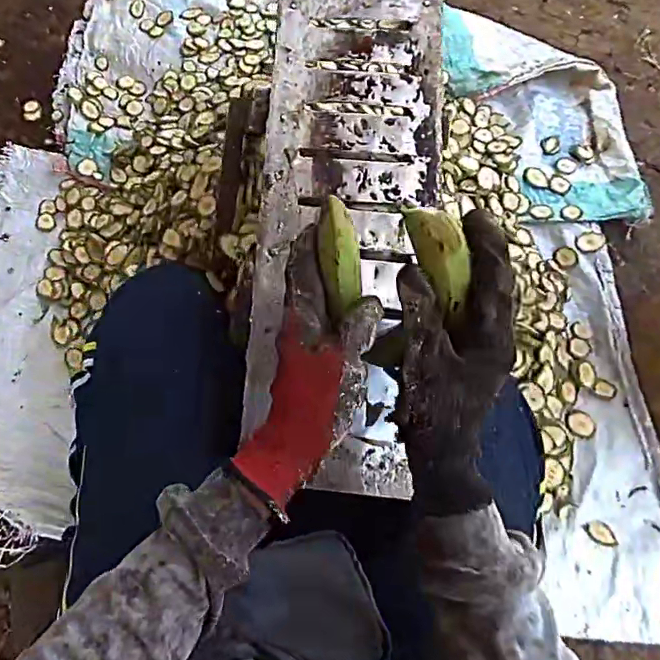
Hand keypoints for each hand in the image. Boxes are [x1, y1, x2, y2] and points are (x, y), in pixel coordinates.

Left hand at [231, 223, 383, 513]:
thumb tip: (366, 300)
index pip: (304, 273)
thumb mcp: (342, 365)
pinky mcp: (303, 354)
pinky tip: (342, 304)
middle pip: (303, 281)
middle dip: (313, 255)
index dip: (309, 246)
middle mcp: (296, 325)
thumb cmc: (318, 402)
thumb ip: (353, 331)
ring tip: (339, 259)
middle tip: (329, 233)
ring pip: (308, 298)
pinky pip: (316, 317)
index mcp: (303, 321)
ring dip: (319, 275)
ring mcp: (298, 339)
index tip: (317, 221)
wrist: (294, 439)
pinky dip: (327, 301)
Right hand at [393, 207, 516, 516]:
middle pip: (500, 284)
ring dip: (477, 267)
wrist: (444, 451)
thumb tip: (410, 270)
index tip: (473, 215)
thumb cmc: (435, 408)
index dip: (486, 246)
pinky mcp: (474, 356)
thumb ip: (421, 315)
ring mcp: (488, 348)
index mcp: (493, 338)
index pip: (496, 281)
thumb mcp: (424, 360)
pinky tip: (449, 284)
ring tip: (460, 244)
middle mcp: (498, 338)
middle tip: (470, 221)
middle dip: (487, 251)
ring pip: (491, 297)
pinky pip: (474, 311)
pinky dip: (464, 288)